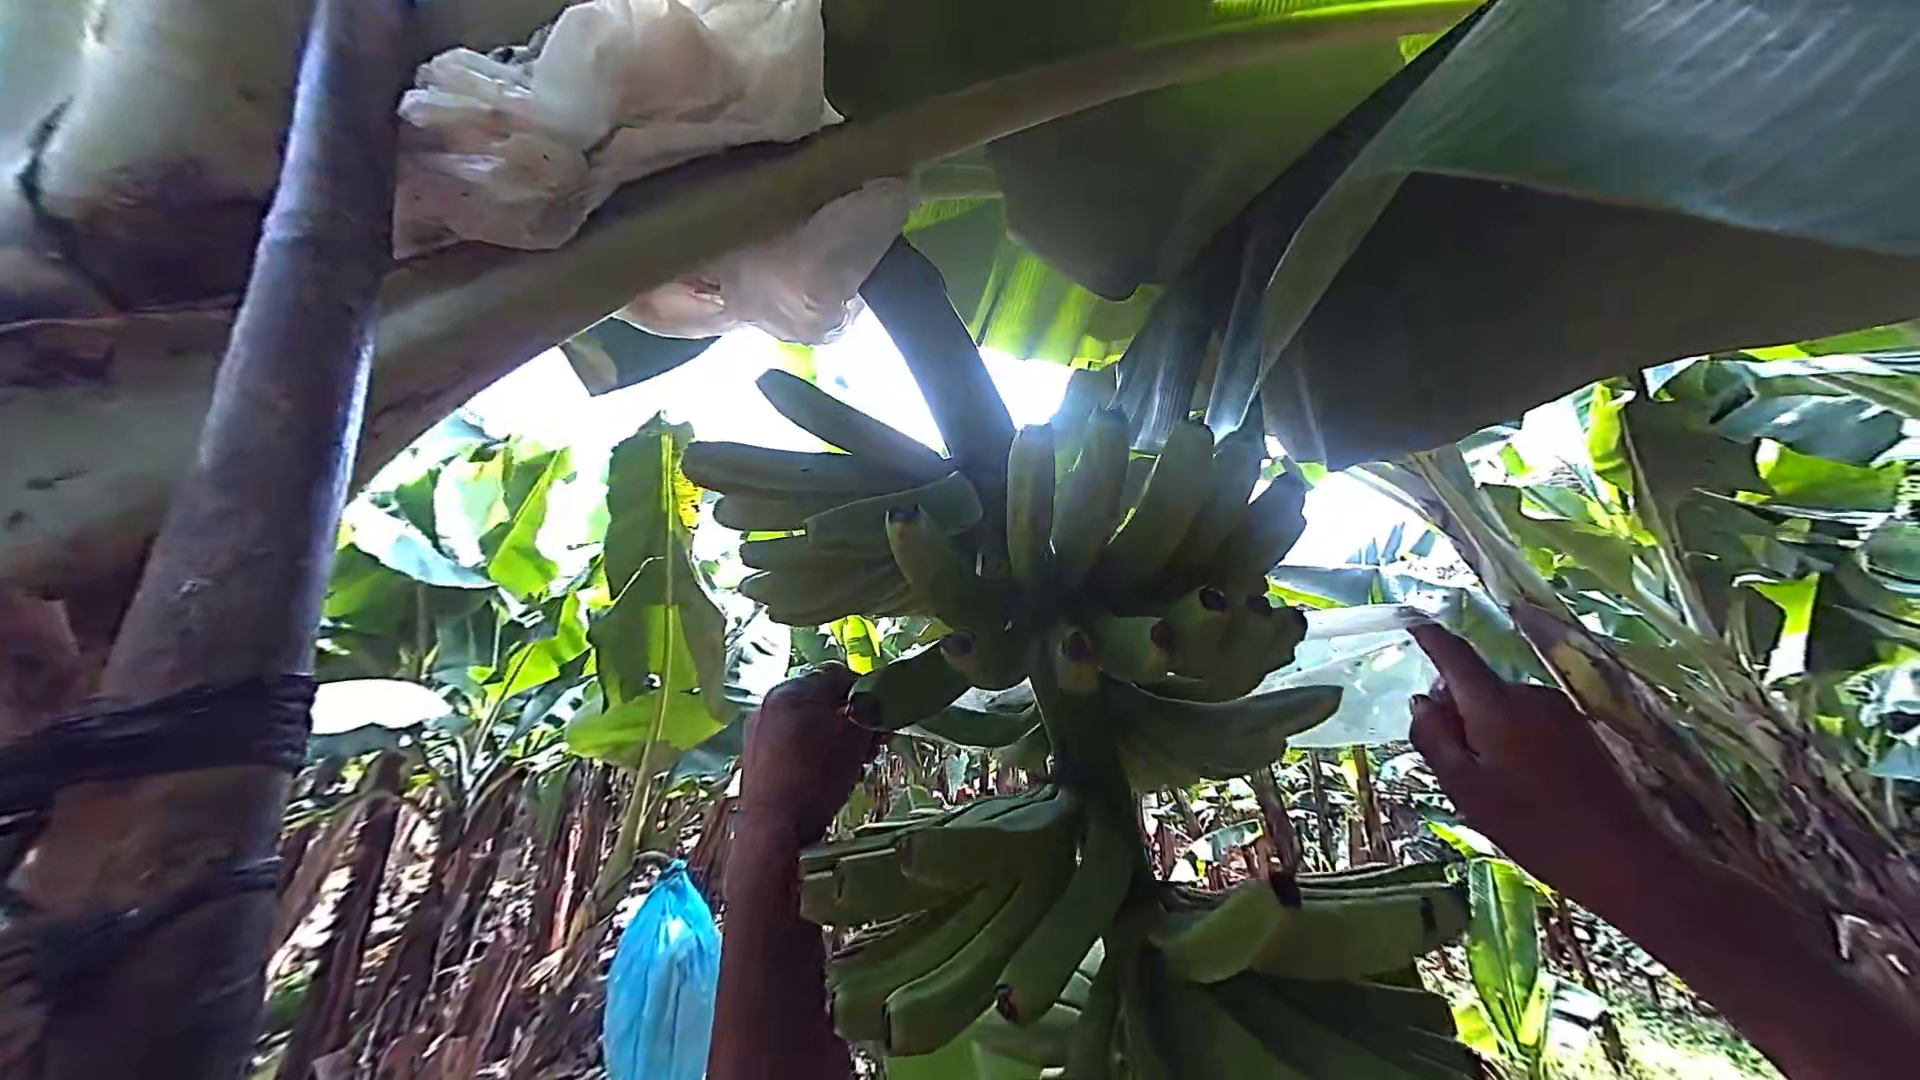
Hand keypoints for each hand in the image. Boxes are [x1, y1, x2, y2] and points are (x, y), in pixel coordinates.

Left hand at [738, 664, 878, 846]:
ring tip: (849, 764)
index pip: (841, 674)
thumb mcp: (855, 739)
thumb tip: (874, 702)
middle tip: (868, 746)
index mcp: (796, 687)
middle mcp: (772, 700)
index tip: (880, 720)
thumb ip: (869, 711)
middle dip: (848, 718)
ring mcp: (758, 727)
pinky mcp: (752, 754)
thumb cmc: (818, 776)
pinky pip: (789, 740)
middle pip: (822, 698)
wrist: (772, 829)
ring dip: (831, 735)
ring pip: (806, 720)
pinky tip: (822, 774)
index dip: (867, 695)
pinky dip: (809, 749)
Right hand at [1409, 625, 1673, 907]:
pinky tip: (1518, 779)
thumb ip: (1432, 736)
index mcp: (1496, 705)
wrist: (1634, 867)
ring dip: (1482, 725)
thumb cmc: (1534, 826)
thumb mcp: (1462, 785)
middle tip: (1451, 756)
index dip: (1427, 636)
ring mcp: (1561, 712)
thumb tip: (1422, 702)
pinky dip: (1508, 735)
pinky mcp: (1581, 730)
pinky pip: (1525, 718)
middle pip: (1473, 685)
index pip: (1453, 655)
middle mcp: (1531, 696)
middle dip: (1453, 708)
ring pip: (1498, 704)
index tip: (1409, 622)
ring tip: (1488, 776)